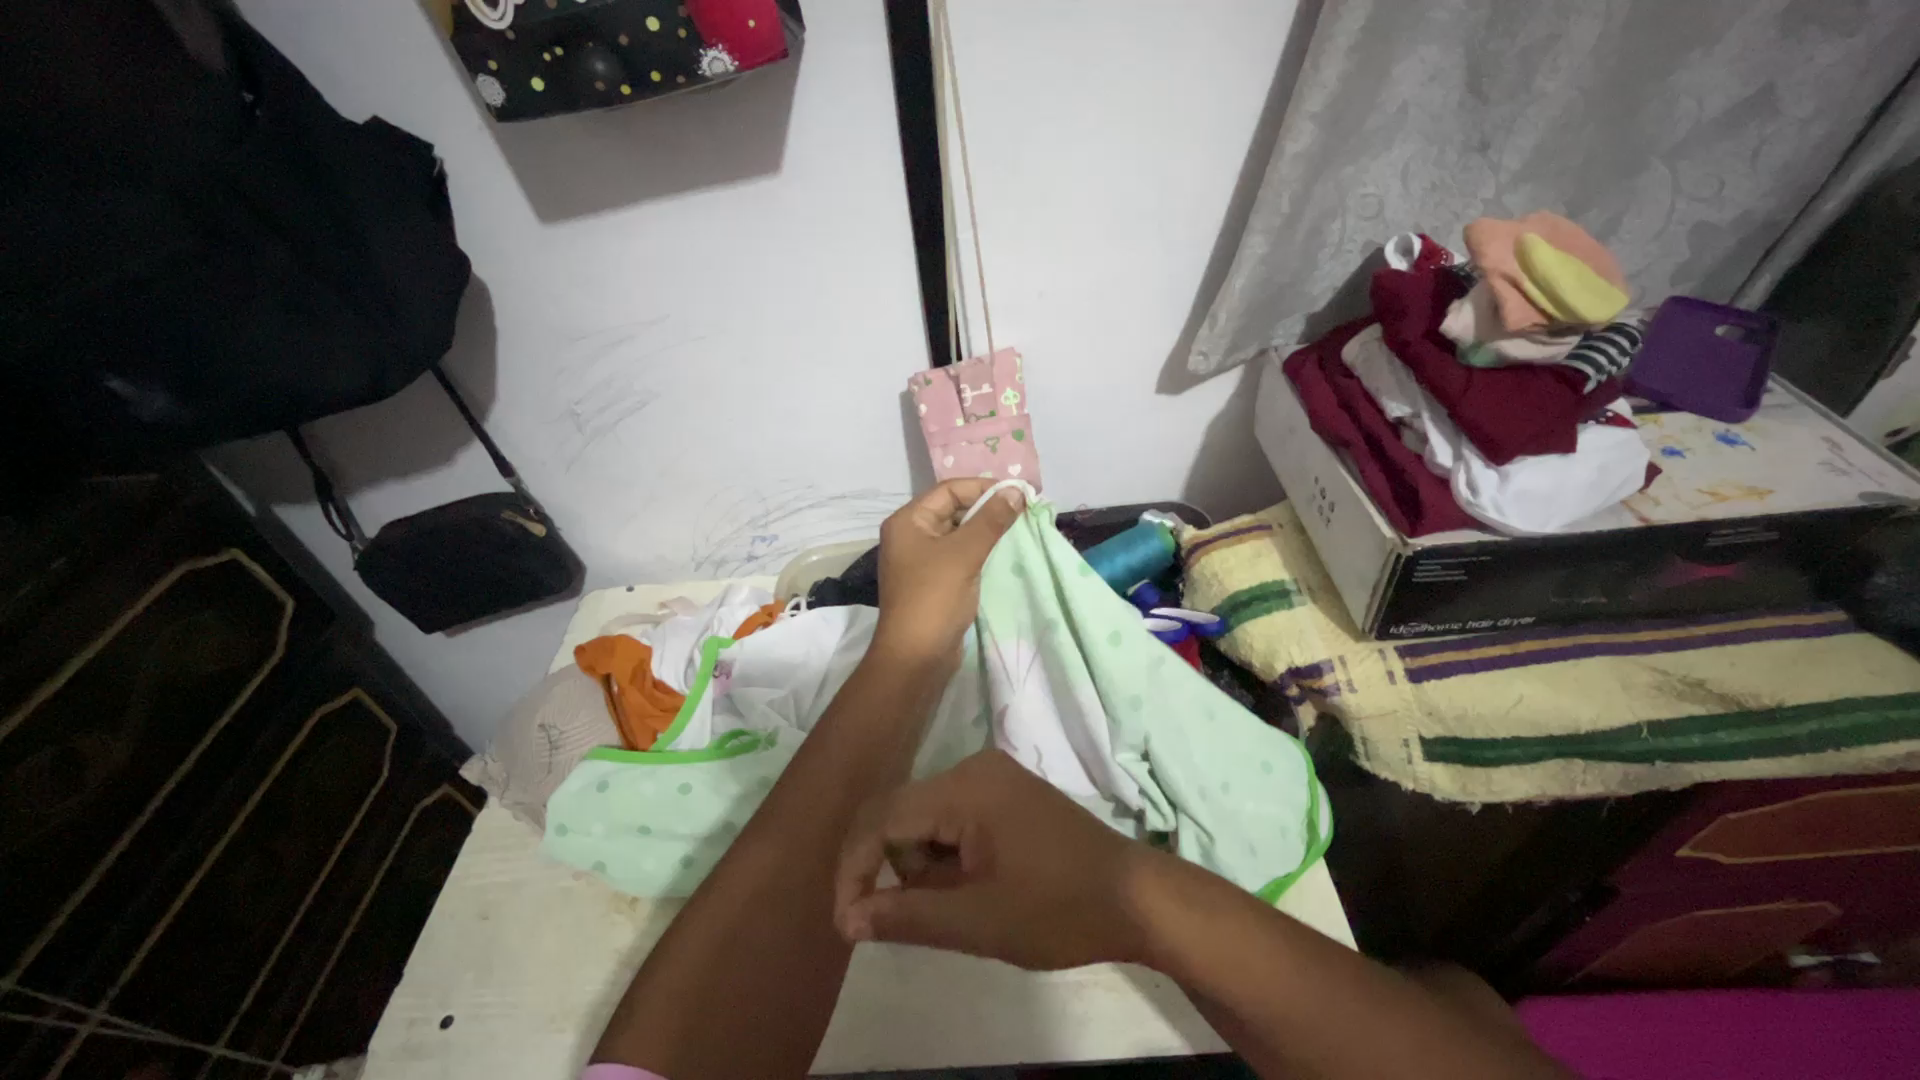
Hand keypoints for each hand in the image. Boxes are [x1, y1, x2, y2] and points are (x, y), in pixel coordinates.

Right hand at [833, 750, 1154, 969]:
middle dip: (896, 870)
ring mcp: (995, 777)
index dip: (855, 869)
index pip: (881, 818)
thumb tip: (846, 919)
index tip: (847, 923)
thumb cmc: (1058, 910)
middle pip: (901, 815)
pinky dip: (948, 856)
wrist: (1137, 899)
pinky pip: (953, 819)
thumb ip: (906, 917)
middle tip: (919, 921)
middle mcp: (974, 768)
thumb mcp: (977, 922)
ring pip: (926, 819)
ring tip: (963, 907)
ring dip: (925, 867)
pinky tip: (976, 888)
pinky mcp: (1008, 794)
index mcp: (965, 787)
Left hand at [872, 479, 1023, 662]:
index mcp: (908, 521)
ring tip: (1018, 530)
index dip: (983, 488)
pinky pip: (959, 556)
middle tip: (1023, 512)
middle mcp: (910, 536)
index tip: (1018, 494)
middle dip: (987, 509)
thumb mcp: (965, 554)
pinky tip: (1003, 555)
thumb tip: (1016, 492)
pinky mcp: (933, 581)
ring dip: (986, 531)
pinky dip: (979, 552)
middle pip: (953, 509)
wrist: (915, 657)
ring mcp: (920, 560)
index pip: (949, 490)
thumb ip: (991, 520)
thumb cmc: (934, 598)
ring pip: (958, 534)